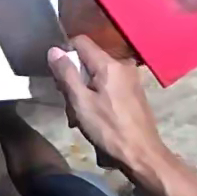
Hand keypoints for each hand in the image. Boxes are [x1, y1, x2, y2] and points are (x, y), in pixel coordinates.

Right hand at [47, 36, 174, 179]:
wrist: (142, 154)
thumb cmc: (108, 128)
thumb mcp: (81, 102)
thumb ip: (66, 74)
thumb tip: (54, 50)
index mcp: (109, 64)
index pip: (81, 42)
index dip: (65, 53)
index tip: (57, 75)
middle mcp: (122, 65)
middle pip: (88, 61)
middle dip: (73, 79)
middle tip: (68, 104)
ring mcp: (131, 78)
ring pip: (97, 75)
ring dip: (83, 92)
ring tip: (79, 117)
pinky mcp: (134, 92)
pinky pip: (108, 85)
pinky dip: (97, 97)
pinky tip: (93, 117)